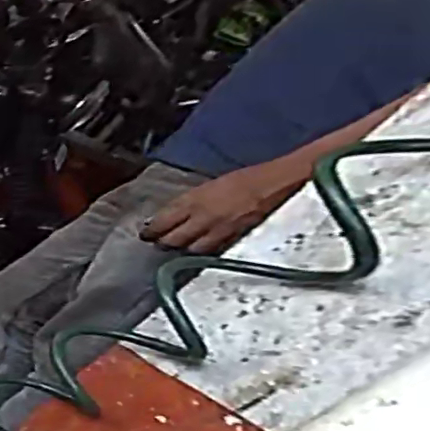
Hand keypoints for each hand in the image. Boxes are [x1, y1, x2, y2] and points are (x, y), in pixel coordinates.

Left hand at [140, 164, 300, 253]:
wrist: (283, 180)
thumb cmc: (245, 179)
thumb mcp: (206, 188)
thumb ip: (186, 204)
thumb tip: (167, 217)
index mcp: (190, 202)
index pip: (160, 223)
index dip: (150, 232)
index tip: (146, 234)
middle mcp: (202, 218)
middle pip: (172, 240)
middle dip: (163, 243)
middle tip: (160, 243)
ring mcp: (222, 229)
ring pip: (193, 249)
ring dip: (184, 249)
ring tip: (182, 247)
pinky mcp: (240, 236)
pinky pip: (217, 249)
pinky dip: (208, 251)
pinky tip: (205, 248)